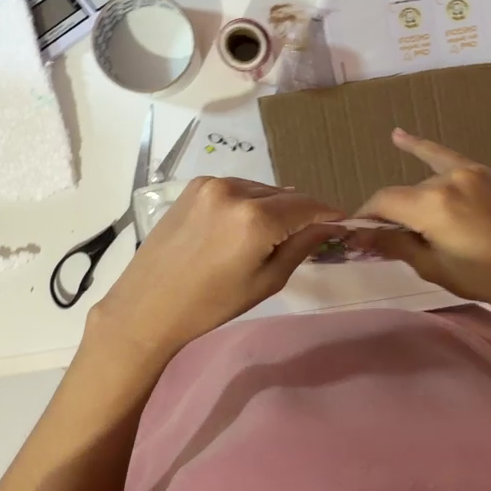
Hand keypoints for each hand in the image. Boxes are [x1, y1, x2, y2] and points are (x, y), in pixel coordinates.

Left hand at [94, 178, 341, 358]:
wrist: (148, 306)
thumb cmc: (211, 304)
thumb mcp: (266, 281)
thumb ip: (301, 247)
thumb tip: (329, 226)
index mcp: (256, 217)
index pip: (308, 206)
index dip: (329, 214)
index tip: (342, 224)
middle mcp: (235, 190)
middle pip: (286, 195)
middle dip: (301, 212)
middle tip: (309, 235)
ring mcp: (212, 184)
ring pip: (261, 190)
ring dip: (274, 206)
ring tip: (272, 235)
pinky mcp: (194, 186)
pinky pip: (237, 189)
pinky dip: (249, 202)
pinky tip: (242, 227)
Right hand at [355, 129, 490, 322]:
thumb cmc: (485, 278)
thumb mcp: (434, 268)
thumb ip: (394, 244)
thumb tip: (358, 237)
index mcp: (432, 205)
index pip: (383, 202)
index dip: (366, 218)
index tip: (356, 235)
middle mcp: (446, 180)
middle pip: (404, 195)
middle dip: (393, 216)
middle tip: (391, 243)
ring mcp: (467, 171)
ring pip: (424, 183)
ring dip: (415, 202)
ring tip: (417, 228)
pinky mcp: (481, 172)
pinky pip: (444, 156)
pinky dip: (421, 147)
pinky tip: (398, 136)